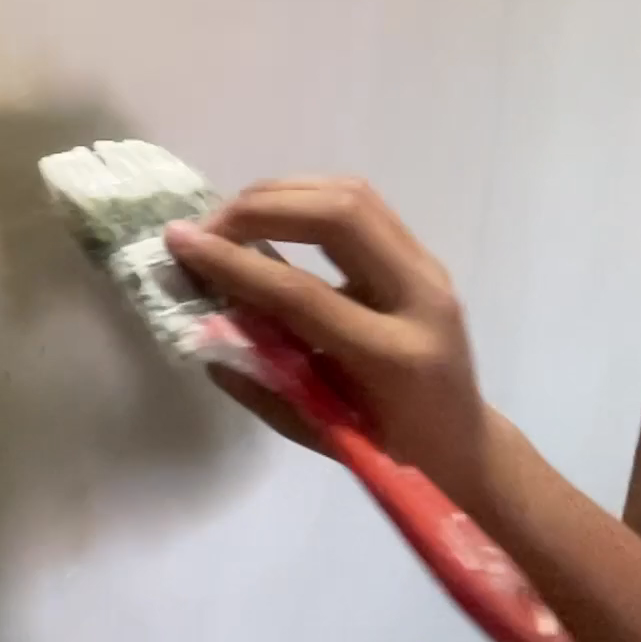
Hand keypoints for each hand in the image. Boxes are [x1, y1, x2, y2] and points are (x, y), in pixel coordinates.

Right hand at [163, 178, 495, 507]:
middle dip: (258, 209)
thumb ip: (255, 377)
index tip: (179, 241)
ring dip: (278, 193)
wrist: (461, 441)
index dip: (232, 261)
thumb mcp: (313, 428)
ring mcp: (428, 267)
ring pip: (350, 194)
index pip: (300, 292)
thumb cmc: (384, 447)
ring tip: (231, 216)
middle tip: (207, 227)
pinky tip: (268, 213)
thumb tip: (201, 324)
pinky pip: (357, 200)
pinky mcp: (418, 251)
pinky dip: (301, 194)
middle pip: (337, 216)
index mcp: (394, 357)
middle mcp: (421, 298)